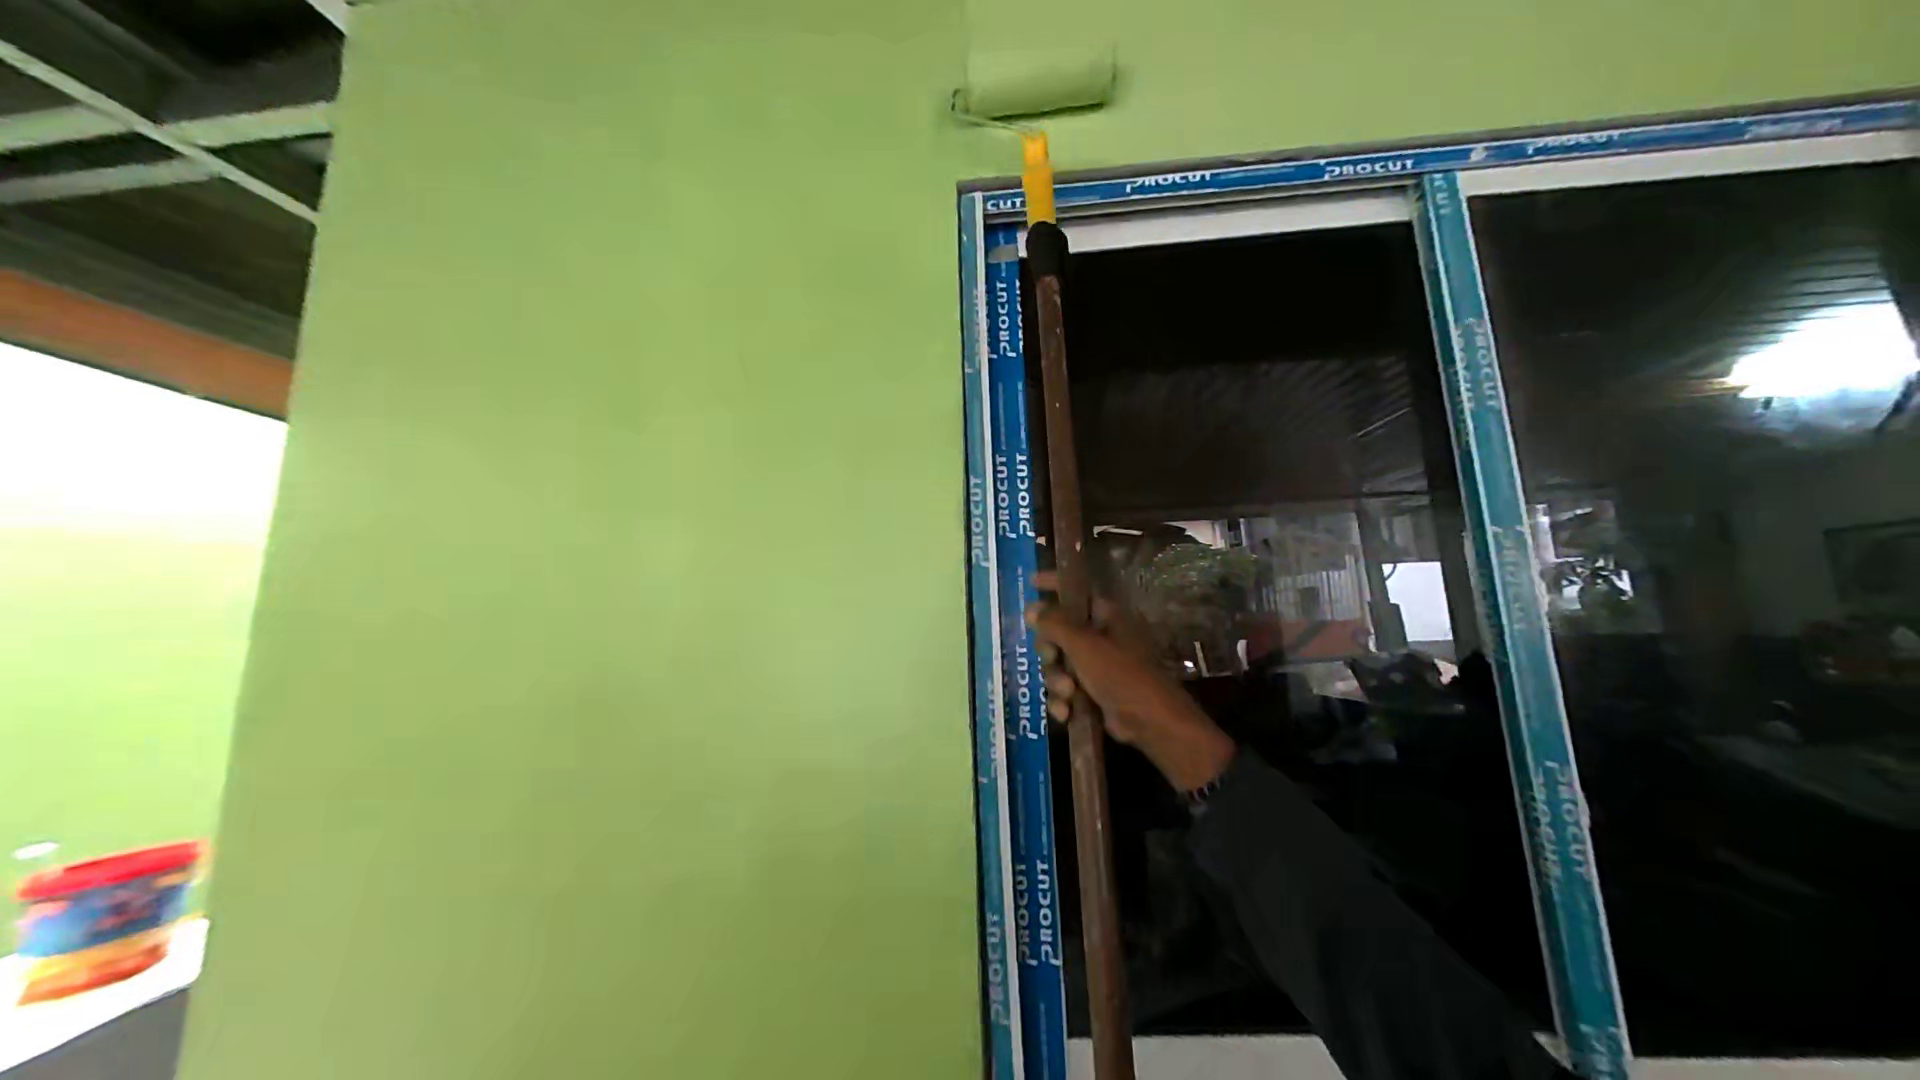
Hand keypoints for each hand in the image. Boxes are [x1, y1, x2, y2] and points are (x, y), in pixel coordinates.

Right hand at [1026, 570, 1235, 791]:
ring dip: (1057, 681)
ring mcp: (1096, 666)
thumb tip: (1031, 609)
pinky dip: (1063, 701)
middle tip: (1052, 657)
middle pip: (1058, 632)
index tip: (1031, 583)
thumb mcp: (1083, 644)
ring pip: (1058, 665)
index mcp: (1106, 615)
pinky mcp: (1092, 692)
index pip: (1077, 590)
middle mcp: (1101, 636)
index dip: (1054, 583)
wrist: (1148, 721)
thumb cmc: (1120, 673)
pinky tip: (1066, 712)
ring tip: (1069, 692)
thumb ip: (1054, 623)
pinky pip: (1064, 690)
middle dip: (1050, 651)